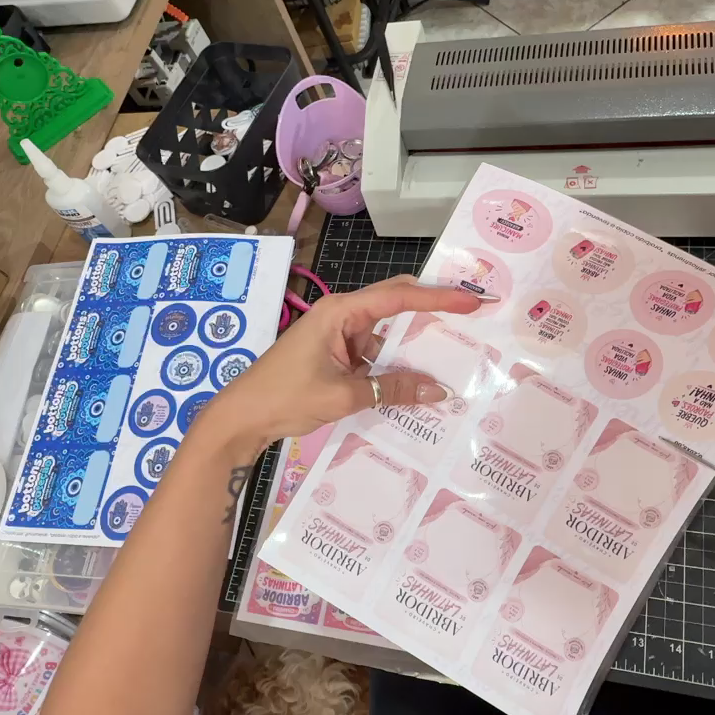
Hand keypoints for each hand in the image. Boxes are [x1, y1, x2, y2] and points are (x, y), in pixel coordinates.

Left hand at [196, 276, 479, 457]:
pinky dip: (394, 365)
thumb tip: (439, 391)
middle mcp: (342, 315)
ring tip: (454, 353)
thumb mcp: (344, 395)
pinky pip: (374, 353)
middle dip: (432, 310)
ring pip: (387, 333)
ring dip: (414, 345)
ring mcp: (339, 335)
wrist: (242, 417)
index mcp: (341, 311)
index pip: (399, 297)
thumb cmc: (286, 396)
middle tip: (471, 315)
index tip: (472, 300)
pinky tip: (417, 381)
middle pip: (396, 305)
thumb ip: (393, 389)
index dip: (439, 297)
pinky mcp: (336, 354)